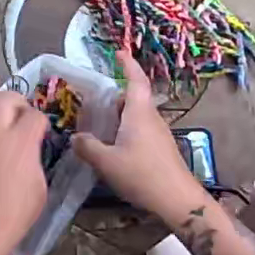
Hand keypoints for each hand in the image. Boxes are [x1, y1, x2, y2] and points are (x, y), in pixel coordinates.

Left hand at [0, 91, 47, 254]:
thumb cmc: (11, 217)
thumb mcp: (39, 189)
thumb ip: (35, 159)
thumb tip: (32, 149)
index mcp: (19, 140)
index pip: (35, 114)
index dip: (43, 123)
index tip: (44, 135)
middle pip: (7, 97)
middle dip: (20, 105)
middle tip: (25, 121)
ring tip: (6, 135)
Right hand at [74, 50, 209, 225]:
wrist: (178, 200)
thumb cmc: (142, 175)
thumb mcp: (106, 162)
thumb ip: (88, 147)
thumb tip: (76, 138)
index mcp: (139, 113)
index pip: (136, 80)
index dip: (128, 64)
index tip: (118, 53)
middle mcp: (151, 118)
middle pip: (133, 98)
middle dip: (115, 98)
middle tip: (94, 105)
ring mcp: (158, 134)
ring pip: (136, 116)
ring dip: (119, 117)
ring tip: (99, 129)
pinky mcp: (161, 149)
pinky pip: (140, 131)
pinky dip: (125, 131)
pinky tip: (113, 149)